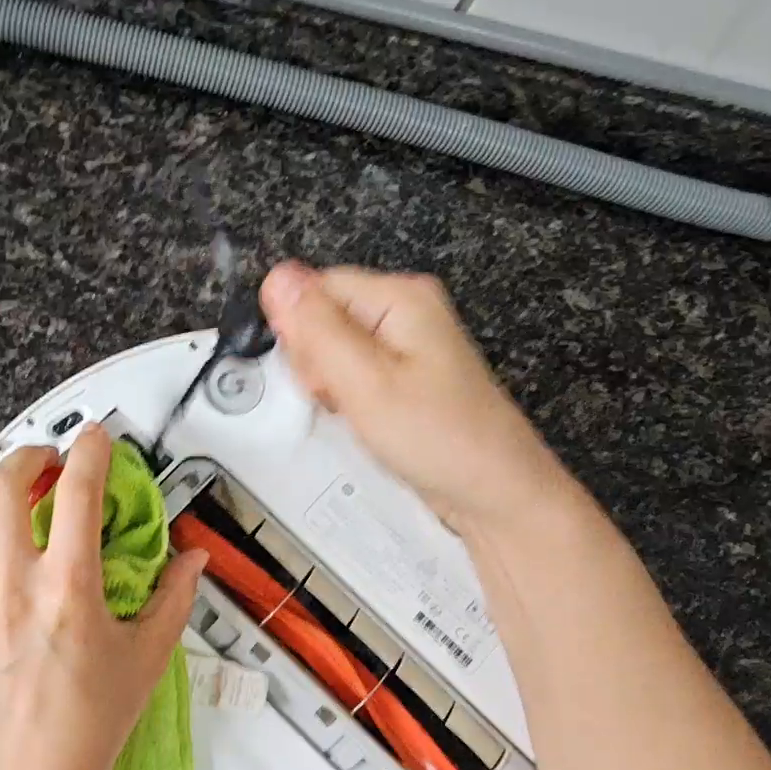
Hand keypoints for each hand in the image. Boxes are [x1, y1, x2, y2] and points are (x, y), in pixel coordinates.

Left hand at [0, 424, 207, 769]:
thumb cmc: (93, 722)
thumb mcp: (147, 657)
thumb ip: (174, 598)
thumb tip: (193, 558)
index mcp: (68, 587)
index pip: (75, 491)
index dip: (89, 451)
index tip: (95, 437)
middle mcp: (12, 585)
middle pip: (0, 485)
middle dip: (26, 457)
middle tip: (46, 463)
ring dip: (6, 522)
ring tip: (30, 541)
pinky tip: (9, 605)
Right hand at [260, 262, 574, 532]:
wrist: (493, 492)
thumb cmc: (440, 439)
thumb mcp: (364, 382)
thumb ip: (316, 328)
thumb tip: (277, 278)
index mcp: (398, 296)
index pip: (313, 289)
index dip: (300, 334)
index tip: (314, 374)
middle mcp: (404, 311)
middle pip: (321, 317)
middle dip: (314, 362)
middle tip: (339, 397)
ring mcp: (406, 344)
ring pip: (332, 350)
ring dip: (328, 384)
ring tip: (355, 412)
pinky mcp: (403, 375)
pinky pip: (351, 373)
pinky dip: (345, 397)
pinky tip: (361, 418)